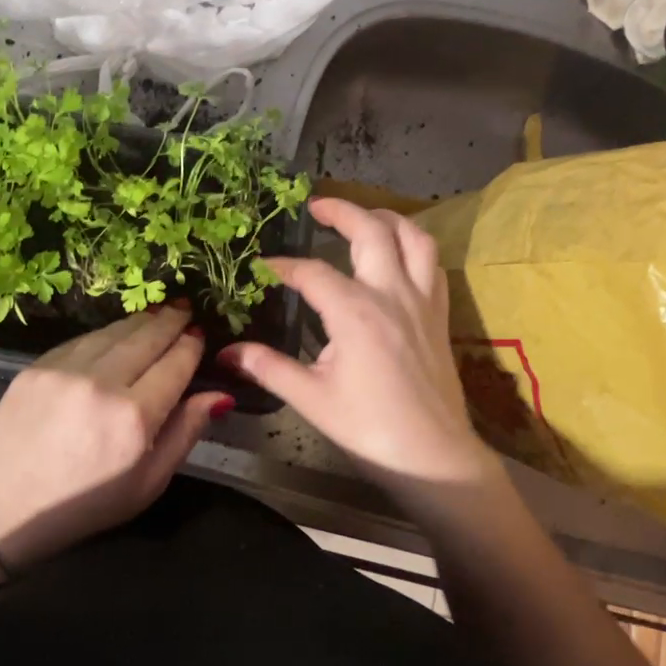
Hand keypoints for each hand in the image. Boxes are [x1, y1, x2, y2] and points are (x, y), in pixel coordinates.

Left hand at [0, 304, 231, 566]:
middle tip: (183, 310)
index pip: (175, 364)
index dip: (191, 347)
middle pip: (146, 338)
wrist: (8, 506)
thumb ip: (185, 433)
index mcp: (135, 417)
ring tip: (156, 315)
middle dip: (169, 322)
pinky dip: (104, 335)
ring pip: (113, 332)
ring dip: (139, 322)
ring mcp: (65, 370)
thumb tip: (219, 395)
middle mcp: (101, 383)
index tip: (200, 335)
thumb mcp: (149, 483)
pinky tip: (115, 335)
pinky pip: (81, 340)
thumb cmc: (88, 504)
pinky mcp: (37, 367)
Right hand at [220, 197, 487, 487]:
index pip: (312, 273)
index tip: (260, 267)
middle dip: (342, 211)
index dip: (282, 267)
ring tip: (363, 217)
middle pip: (371, 232)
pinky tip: (399, 256)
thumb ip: (269, 369)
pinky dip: (414, 247)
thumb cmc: (370, 430)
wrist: (435, 458)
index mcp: (356, 312)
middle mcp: (392, 294)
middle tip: (315, 206)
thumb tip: (226, 353)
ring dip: (387, 220)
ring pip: (414, 239)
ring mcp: (422, 302)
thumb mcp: (312, 400)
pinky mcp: (440, 316)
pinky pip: (432, 264)